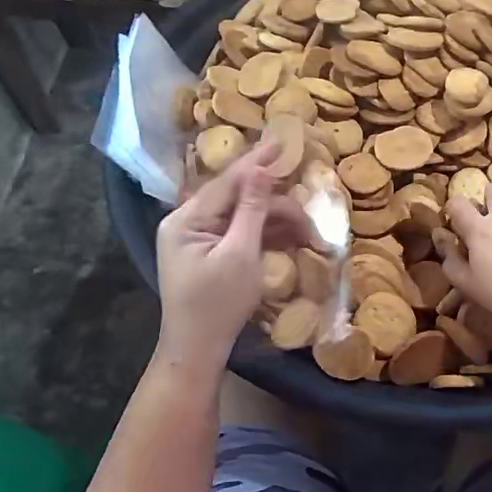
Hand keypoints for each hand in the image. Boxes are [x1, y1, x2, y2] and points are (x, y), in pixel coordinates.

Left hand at [155, 140, 307, 366]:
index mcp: (185, 220)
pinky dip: (260, 235)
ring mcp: (194, 240)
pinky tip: (287, 236)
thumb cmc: (217, 306)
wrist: (196, 351)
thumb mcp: (239, 255)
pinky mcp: (205, 254)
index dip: (257, 162)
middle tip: (306, 211)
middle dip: (273, 204)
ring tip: (305, 229)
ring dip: (271, 221)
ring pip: (238, 217)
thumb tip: (260, 169)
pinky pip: (236, 234)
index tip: (282, 141)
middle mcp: (185, 223)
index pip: (227, 182)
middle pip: (235, 199)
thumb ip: (251, 210)